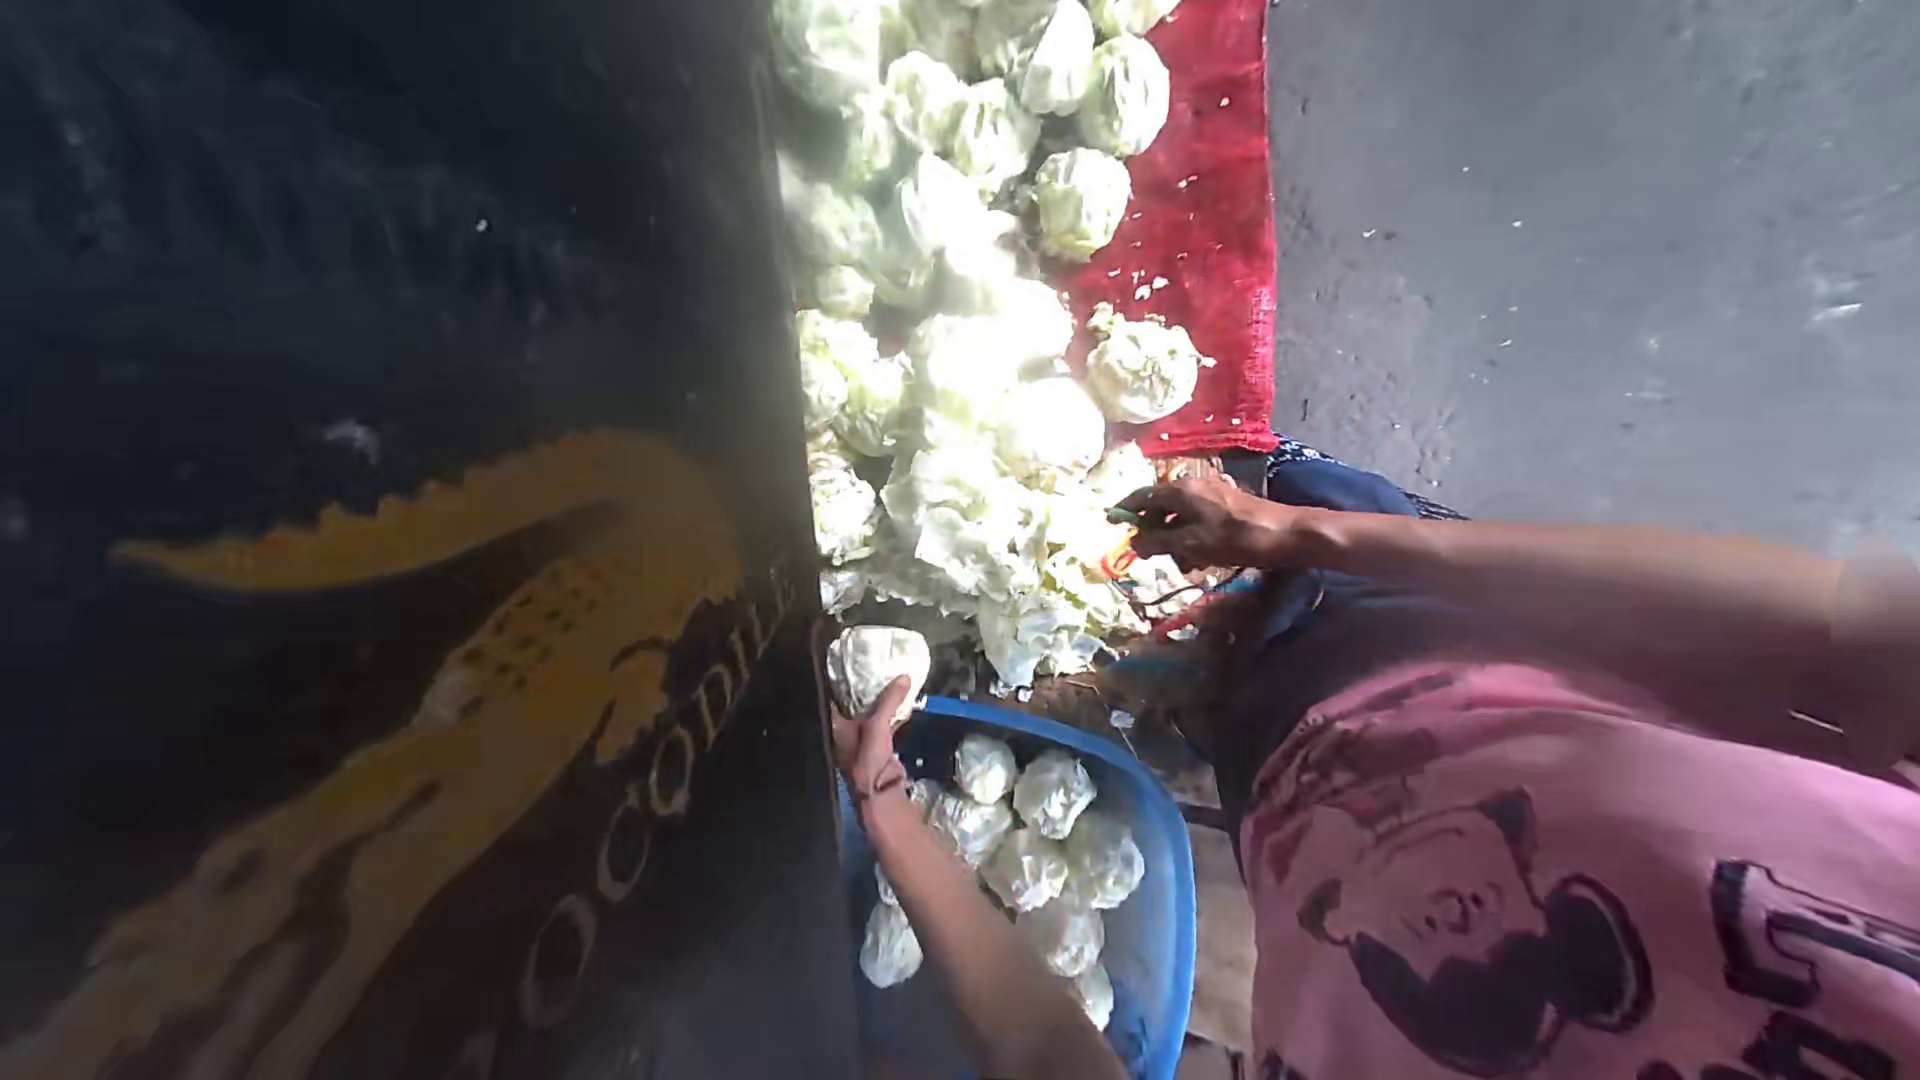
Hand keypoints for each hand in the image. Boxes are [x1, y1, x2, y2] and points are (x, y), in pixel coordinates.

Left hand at [831, 675, 911, 804]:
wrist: (881, 795)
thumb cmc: (868, 758)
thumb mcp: (878, 725)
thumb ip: (889, 700)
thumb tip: (904, 676)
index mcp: (835, 726)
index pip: (833, 698)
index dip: (840, 681)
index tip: (852, 665)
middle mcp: (843, 733)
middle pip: (851, 705)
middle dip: (862, 690)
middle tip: (875, 669)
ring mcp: (859, 742)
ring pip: (867, 715)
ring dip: (877, 702)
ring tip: (889, 681)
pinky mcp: (876, 750)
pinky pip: (882, 725)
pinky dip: (889, 715)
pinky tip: (900, 704)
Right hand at [1118, 475, 1306, 569]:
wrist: (1289, 534)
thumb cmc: (1236, 537)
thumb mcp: (1191, 544)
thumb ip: (1158, 542)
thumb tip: (1134, 544)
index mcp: (1180, 490)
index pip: (1141, 496)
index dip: (1124, 510)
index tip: (1110, 522)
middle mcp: (1193, 486)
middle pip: (1159, 507)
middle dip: (1151, 530)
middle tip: (1146, 553)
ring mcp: (1211, 494)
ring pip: (1178, 516)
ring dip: (1172, 538)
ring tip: (1177, 562)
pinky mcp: (1226, 505)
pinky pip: (1196, 520)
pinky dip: (1190, 537)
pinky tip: (1198, 559)